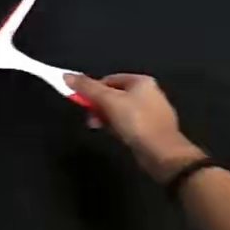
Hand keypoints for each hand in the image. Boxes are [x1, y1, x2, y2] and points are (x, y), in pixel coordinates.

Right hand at [64, 73, 205, 183]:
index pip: (109, 79)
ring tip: (103, 130)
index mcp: (141, 81)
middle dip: (100, 106)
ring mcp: (154, 112)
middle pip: (115, 95)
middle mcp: (150, 92)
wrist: (163, 154)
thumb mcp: (108, 101)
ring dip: (108, 118)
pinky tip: (118, 137)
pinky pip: (131, 124)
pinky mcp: (154, 129)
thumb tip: (65, 76)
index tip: (84, 104)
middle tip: (91, 120)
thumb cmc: (136, 122)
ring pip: (122, 111)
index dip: (93, 90)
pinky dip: (121, 128)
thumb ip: (87, 88)